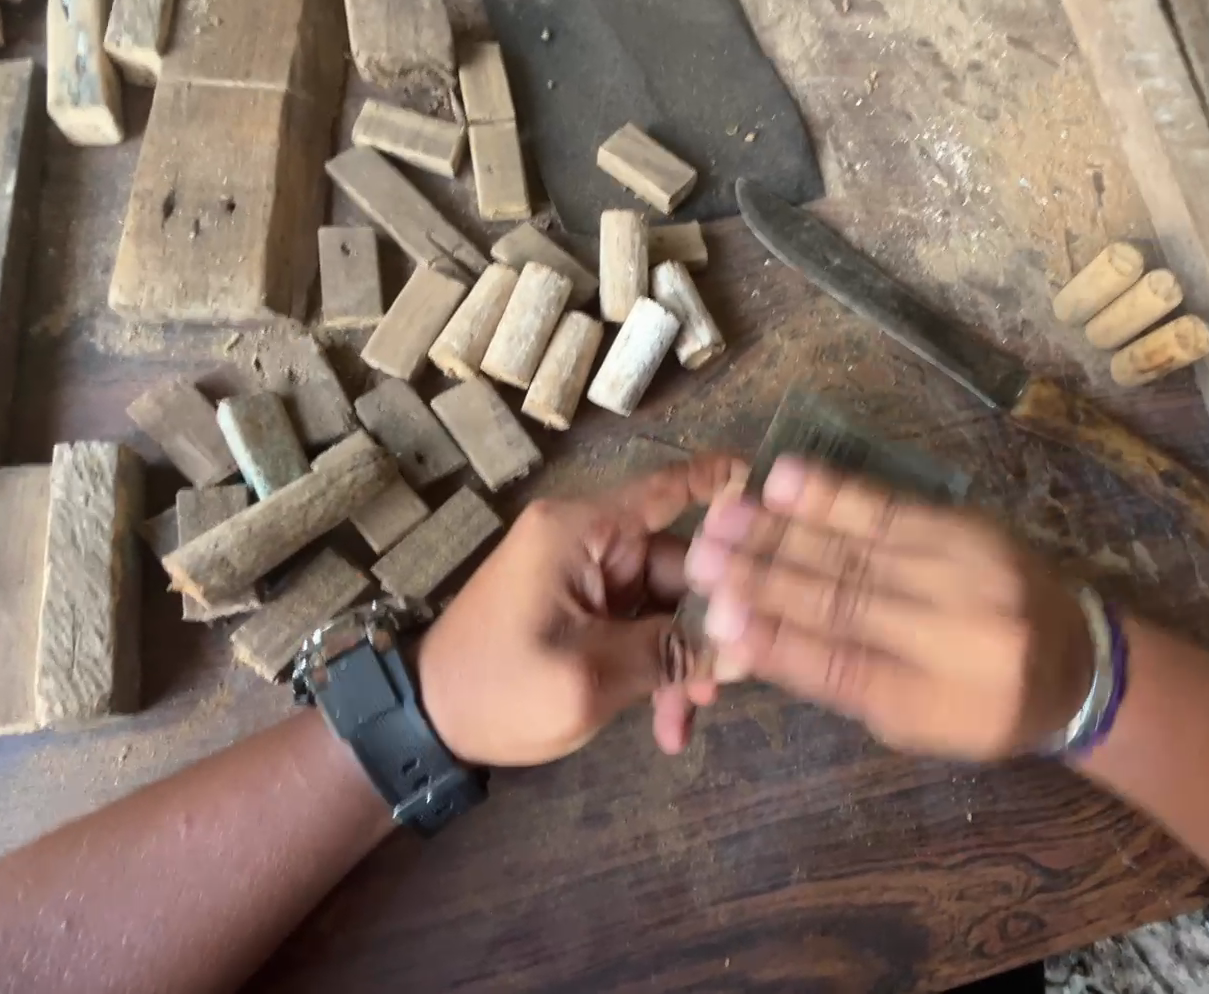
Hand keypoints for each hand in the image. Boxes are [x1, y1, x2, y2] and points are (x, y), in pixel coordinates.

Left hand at [417, 455, 742, 766]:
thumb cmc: (497, 689)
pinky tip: (665, 722)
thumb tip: (744, 646)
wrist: (427, 725)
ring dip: (682, 659)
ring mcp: (590, 576)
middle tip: (730, 680)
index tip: (781, 491)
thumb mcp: (588, 678)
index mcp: (583, 531)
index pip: (668, 488)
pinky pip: (642, 627)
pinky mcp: (588, 608)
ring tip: (687, 718)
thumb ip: (670, 654)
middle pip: (680, 566)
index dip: (725, 484)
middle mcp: (592, 541)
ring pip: (667, 605)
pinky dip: (656, 667)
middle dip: (706, 626)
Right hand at [683, 457, 1094, 760]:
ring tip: (724, 516)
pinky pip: (891, 506)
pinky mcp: (968, 526)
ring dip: (783, 529)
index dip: (776, 643)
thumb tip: (752, 639)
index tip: (716, 621)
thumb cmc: (982, 705)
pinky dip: (832, 493)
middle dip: (763, 576)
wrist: (1080, 661)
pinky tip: (785, 478)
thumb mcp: (914, 721)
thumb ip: (840, 679)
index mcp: (943, 700)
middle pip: (844, 599)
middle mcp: (959, 632)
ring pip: (858, 547)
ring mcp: (969, 570)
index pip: (842, 667)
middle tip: (698, 557)